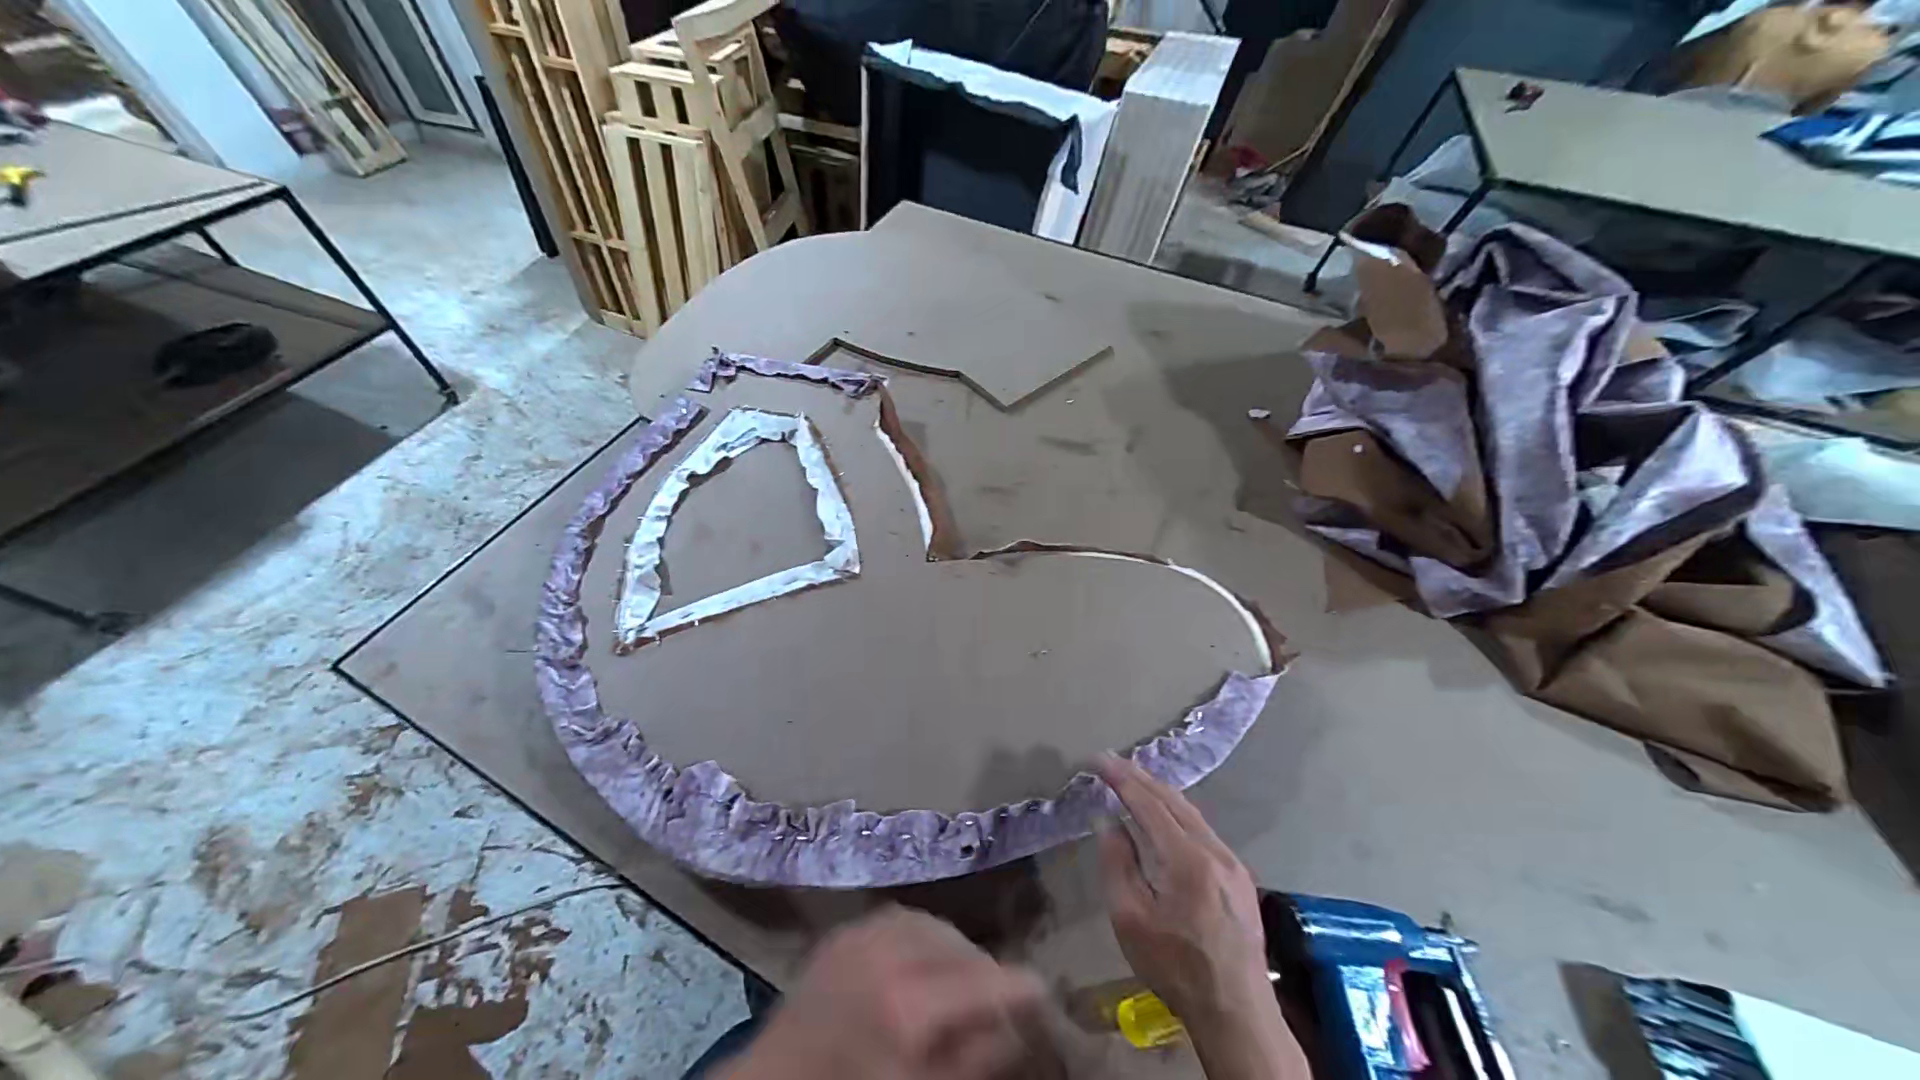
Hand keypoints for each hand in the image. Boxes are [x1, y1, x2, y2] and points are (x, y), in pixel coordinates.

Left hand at [720, 906, 1045, 1079]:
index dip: (1023, 987)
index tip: (1043, 993)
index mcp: (910, 1005)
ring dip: (958, 950)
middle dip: (987, 971)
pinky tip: (925, 960)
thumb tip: (1023, 1022)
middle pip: (964, 947)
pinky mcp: (849, 928)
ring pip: (937, 926)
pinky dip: (926, 935)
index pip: (987, 981)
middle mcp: (890, 953)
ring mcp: (865, 934)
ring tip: (962, 980)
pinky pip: (905, 918)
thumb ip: (979, 1056)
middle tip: (996, 998)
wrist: (777, 1079)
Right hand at [1095, 753, 1309, 1079]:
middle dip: (1140, 777)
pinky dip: (1178, 812)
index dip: (1122, 779)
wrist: (1236, 1010)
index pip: (1149, 804)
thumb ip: (1117, 863)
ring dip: (1160, 792)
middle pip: (1173, 801)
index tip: (1098, 761)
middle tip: (1112, 761)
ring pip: (1192, 813)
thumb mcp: (1130, 918)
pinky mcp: (1239, 877)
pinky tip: (1165, 815)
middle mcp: (1215, 850)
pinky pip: (1203, 830)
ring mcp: (1232, 862)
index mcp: (1187, 858)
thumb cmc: (1174, 966)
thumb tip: (1108, 821)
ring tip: (1134, 779)